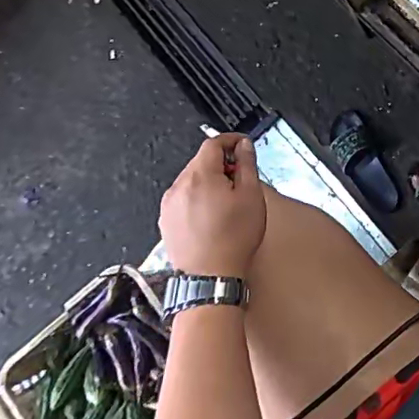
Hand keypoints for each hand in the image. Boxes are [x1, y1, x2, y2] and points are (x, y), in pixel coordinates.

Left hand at [159, 134, 266, 278]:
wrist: (210, 278)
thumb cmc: (232, 240)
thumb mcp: (251, 196)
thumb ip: (247, 165)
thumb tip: (243, 146)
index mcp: (200, 175)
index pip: (213, 143)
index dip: (231, 140)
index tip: (242, 145)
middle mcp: (179, 186)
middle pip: (201, 162)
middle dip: (221, 164)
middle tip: (240, 179)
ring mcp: (170, 205)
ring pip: (192, 181)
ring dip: (209, 183)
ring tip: (227, 204)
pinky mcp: (167, 221)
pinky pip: (184, 199)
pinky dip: (197, 200)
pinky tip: (212, 217)